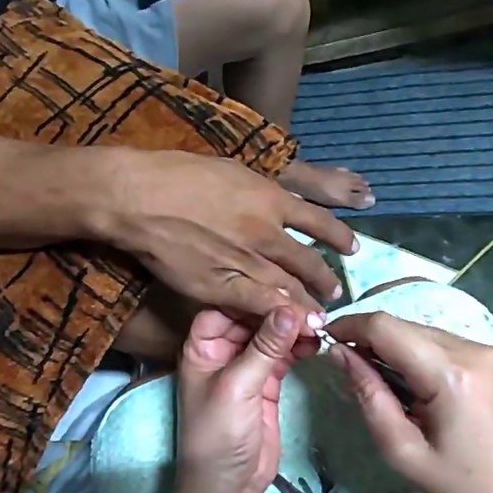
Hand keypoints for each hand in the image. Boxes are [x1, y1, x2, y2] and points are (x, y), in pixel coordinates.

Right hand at [103, 149, 355, 317]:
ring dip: (309, 301)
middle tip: (336, 291)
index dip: (338, 236)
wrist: (142, 197)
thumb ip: (255, 191)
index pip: (318, 220)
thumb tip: (270, 199)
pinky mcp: (221, 285)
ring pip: (288, 286)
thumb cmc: (178, 173)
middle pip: (307, 260)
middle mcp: (266, 231)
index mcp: (269, 198)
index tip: (350, 247)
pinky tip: (294, 323)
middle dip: (325, 278)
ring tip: (319, 312)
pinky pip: (258, 303)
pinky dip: (279, 314)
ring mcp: (245, 261)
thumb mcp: (230, 169)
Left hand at [177, 306, 317, 492]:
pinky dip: (300, 346)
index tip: (287, 290)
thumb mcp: (237, 386)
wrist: (230, 483)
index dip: (254, 296)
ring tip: (320, 324)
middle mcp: (223, 349)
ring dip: (294, 328)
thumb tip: (291, 310)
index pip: (227, 306)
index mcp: (202, 345)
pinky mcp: (267, 380)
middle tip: (313, 308)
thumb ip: (264, 347)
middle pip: (253, 317)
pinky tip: (317, 341)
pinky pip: (284, 354)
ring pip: (272, 334)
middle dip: (281, 311)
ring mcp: (246, 364)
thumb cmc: (218, 432)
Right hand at [324, 312, 492, 492]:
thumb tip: (339, 353)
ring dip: (388, 343)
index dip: (350, 326)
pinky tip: (404, 377)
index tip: (326, 339)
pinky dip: (410, 349)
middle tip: (345, 363)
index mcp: (450, 375)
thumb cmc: (463, 482)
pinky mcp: (487, 352)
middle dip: (366, 336)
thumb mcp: (403, 451)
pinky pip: (435, 339)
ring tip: (373, 375)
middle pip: (401, 324)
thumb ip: (369, 397)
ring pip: (416, 329)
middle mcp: (470, 349)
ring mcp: (482, 347)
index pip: (387, 328)